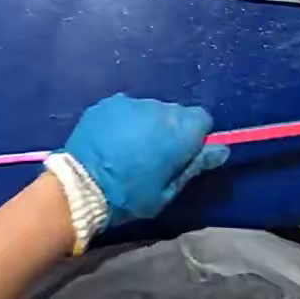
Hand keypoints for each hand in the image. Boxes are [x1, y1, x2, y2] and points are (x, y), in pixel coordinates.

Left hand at [62, 94, 228, 226]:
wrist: (78, 189)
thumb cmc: (128, 196)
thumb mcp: (167, 191)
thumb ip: (195, 166)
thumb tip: (221, 149)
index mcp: (180, 130)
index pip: (202, 119)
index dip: (196, 136)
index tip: (182, 154)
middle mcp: (161, 108)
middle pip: (176, 113)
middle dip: (171, 130)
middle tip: (154, 155)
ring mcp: (133, 102)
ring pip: (151, 110)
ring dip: (148, 124)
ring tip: (129, 148)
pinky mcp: (109, 103)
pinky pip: (126, 109)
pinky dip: (125, 121)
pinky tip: (112, 141)